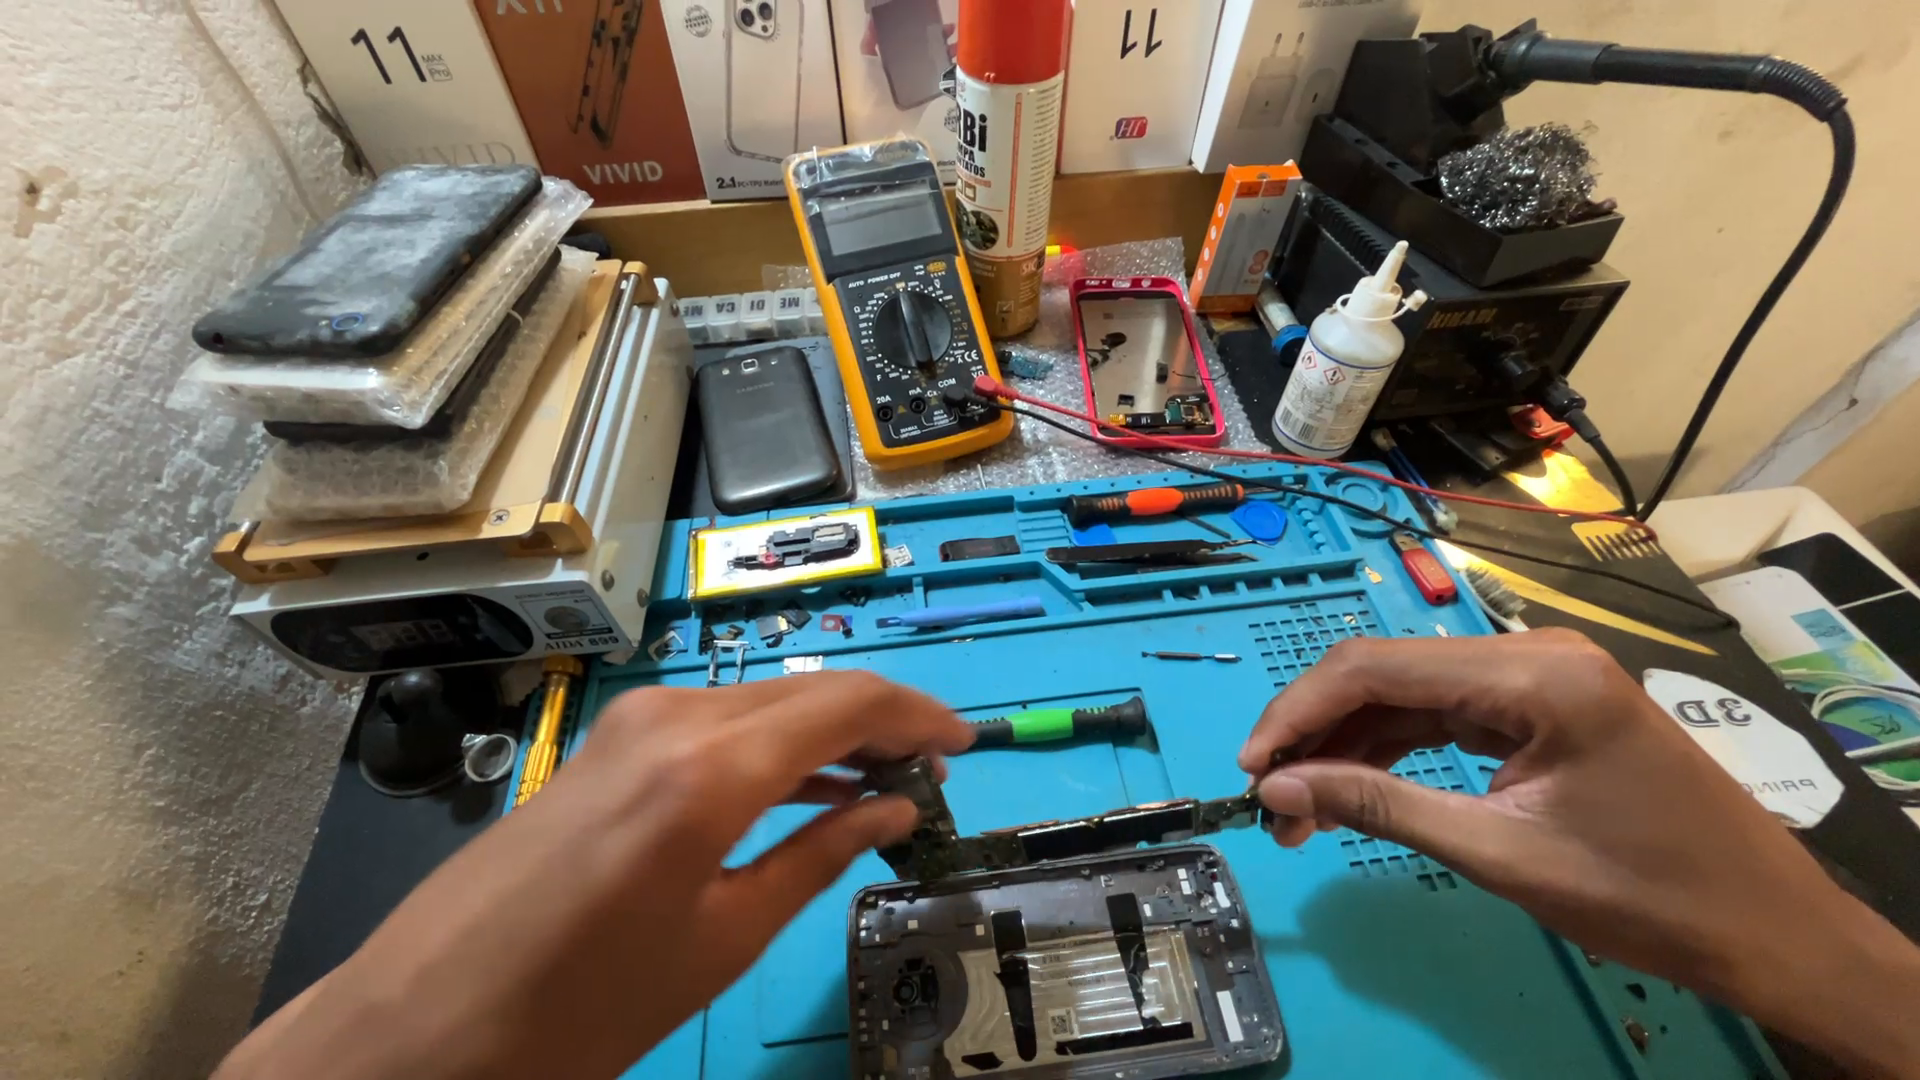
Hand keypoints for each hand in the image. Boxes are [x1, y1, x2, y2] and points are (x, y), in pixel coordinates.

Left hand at [219, 672, 974, 1079]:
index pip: (846, 704)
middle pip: (813, 691)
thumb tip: (896, 809)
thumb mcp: (725, 938)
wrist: (413, 1029)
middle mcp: (680, 716)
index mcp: (712, 767)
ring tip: (887, 780)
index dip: (917, 716)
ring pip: (772, 701)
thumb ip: (822, 854)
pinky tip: (813, 784)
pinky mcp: (620, 736)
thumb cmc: (582, 1007)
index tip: (964, 744)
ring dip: (834, 732)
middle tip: (932, 773)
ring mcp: (642, 718)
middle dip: (883, 723)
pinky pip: (725, 721)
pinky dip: (780, 745)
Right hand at [1240, 630, 1919, 1077]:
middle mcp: (1525, 653)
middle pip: (1380, 674)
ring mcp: (1528, 676)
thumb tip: (1275, 790)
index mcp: (1531, 673)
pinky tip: (1348, 788)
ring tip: (1299, 807)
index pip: (1374, 668)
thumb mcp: (1500, 853)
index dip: (1297, 712)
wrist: (1778, 938)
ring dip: (1342, 746)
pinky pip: (1431, 716)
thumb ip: (1376, 806)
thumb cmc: (1650, 897)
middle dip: (1314, 733)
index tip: (1251, 767)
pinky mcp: (1527, 704)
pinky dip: (1382, 751)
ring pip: (1398, 695)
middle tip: (1269, 796)